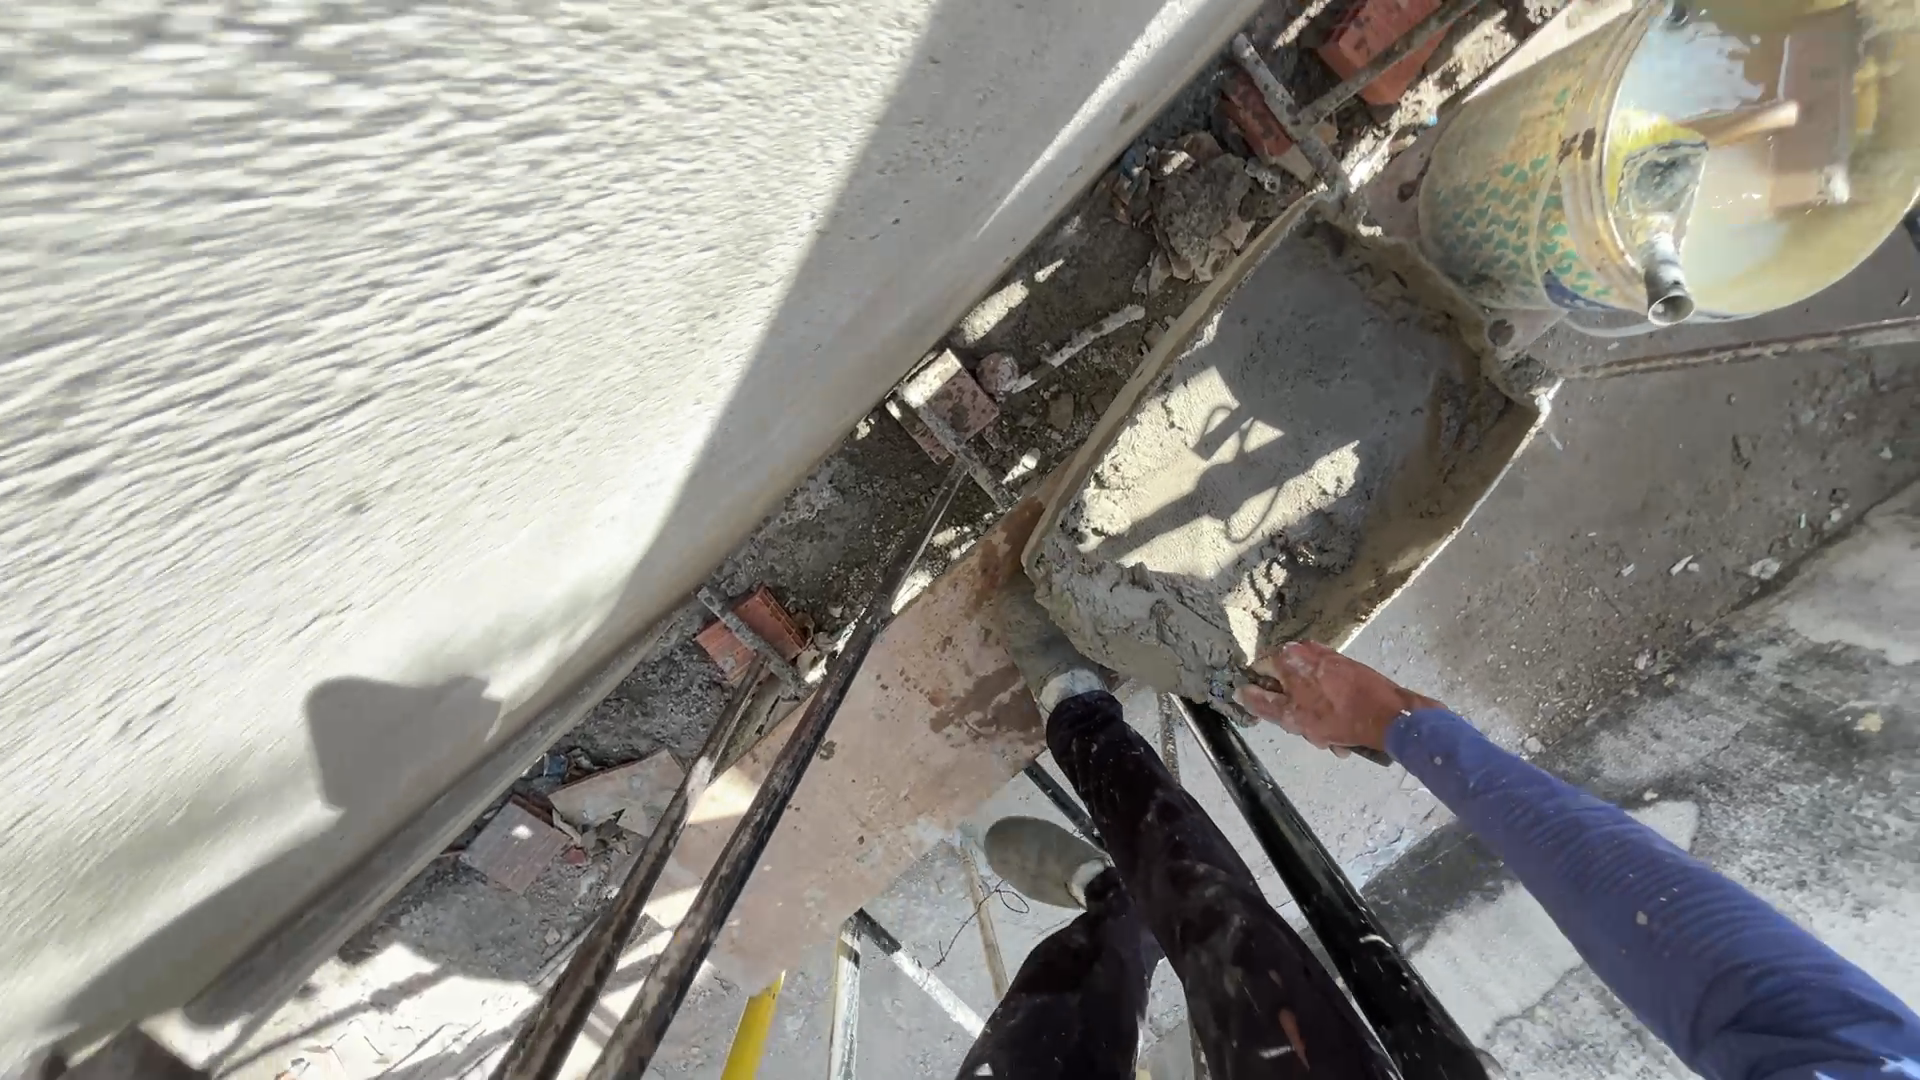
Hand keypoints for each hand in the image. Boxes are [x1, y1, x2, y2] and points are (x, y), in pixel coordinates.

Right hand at [1233, 642, 1441, 754]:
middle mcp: (1305, 649)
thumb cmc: (1337, 716)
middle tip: (1309, 732)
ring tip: (1330, 738)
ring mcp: (1328, 656)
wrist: (1391, 716)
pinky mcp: (1347, 667)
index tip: (1281, 717)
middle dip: (1294, 711)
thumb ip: (1261, 703)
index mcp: (1286, 656)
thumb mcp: (1292, 716)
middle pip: (1285, 683)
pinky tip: (1342, 730)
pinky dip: (1330, 708)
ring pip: (1308, 689)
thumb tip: (1239, 690)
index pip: (1258, 673)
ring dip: (1314, 715)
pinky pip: (1327, 688)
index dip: (1264, 697)